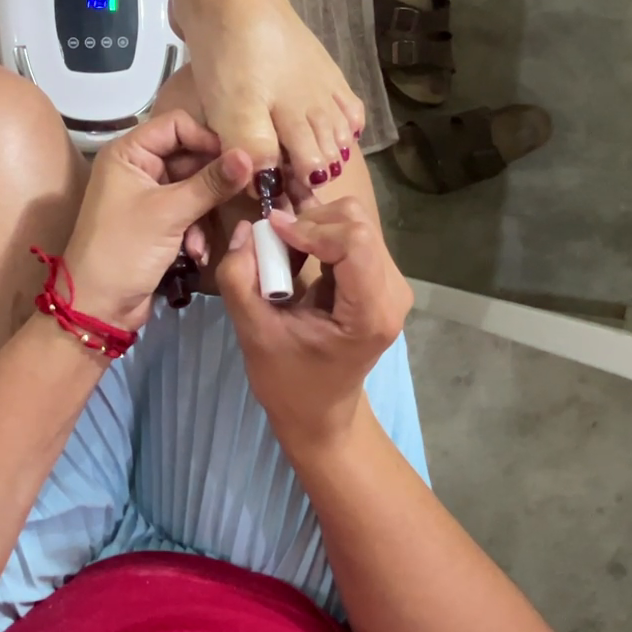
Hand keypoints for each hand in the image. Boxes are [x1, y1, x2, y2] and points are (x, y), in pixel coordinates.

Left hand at [64, 111, 254, 330]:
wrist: (98, 307)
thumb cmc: (125, 249)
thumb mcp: (170, 213)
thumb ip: (211, 183)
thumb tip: (249, 156)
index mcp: (128, 153)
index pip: (176, 124)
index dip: (207, 138)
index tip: (238, 158)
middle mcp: (137, 167)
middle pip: (188, 156)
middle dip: (212, 180)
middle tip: (243, 192)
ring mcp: (147, 195)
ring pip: (193, 187)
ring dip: (204, 211)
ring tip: (205, 236)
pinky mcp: (157, 222)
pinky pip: (188, 211)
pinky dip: (195, 229)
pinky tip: (196, 253)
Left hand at [170, 0, 363, 185]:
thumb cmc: (230, 54)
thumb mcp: (234, 110)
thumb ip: (255, 151)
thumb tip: (269, 186)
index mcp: (301, 119)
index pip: (311, 170)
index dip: (299, 193)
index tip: (285, 211)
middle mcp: (318, 102)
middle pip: (326, 150)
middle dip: (313, 177)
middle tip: (296, 197)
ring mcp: (317, 77)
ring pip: (335, 124)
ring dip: (328, 148)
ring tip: (313, 170)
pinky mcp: (305, 58)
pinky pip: (337, 96)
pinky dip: (340, 116)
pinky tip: (336, 124)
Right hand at [215, 199, 412, 454]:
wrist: (318, 411)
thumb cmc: (288, 381)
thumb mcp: (252, 333)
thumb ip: (239, 278)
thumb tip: (245, 228)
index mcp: (371, 314)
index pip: (354, 242)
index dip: (309, 227)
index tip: (270, 232)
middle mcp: (392, 293)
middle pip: (356, 223)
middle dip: (308, 222)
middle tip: (272, 243)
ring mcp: (390, 283)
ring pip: (354, 220)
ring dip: (312, 224)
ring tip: (281, 248)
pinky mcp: (379, 276)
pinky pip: (351, 232)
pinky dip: (319, 229)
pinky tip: (293, 242)